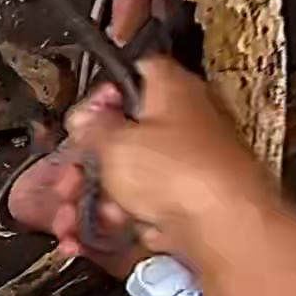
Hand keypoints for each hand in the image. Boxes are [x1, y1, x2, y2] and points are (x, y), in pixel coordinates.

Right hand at [49, 56, 285, 262]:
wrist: (217, 224)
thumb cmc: (183, 174)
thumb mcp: (114, 142)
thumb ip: (92, 126)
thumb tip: (84, 118)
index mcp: (172, 91)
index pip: (136, 71)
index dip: (104, 92)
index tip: (84, 115)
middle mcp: (183, 121)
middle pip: (121, 132)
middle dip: (90, 158)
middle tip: (77, 171)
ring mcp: (182, 161)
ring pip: (123, 172)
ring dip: (96, 193)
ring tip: (84, 208)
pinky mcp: (180, 196)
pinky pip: (135, 201)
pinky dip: (115, 214)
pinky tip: (105, 223)